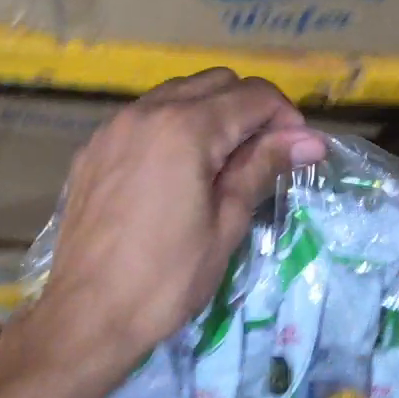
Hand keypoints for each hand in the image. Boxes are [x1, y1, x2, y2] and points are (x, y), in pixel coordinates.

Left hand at [32, 69, 325, 369]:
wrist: (88, 315)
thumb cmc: (166, 278)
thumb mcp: (226, 223)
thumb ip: (262, 167)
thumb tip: (311, 140)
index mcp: (185, 128)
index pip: (252, 96)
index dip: (286, 117)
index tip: (299, 152)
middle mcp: (145, 112)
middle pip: (215, 83)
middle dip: (250, 109)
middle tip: (267, 155)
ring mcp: (112, 129)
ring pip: (176, 95)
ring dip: (211, 114)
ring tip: (225, 163)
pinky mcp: (92, 151)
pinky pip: (143, 119)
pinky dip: (172, 128)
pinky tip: (179, 171)